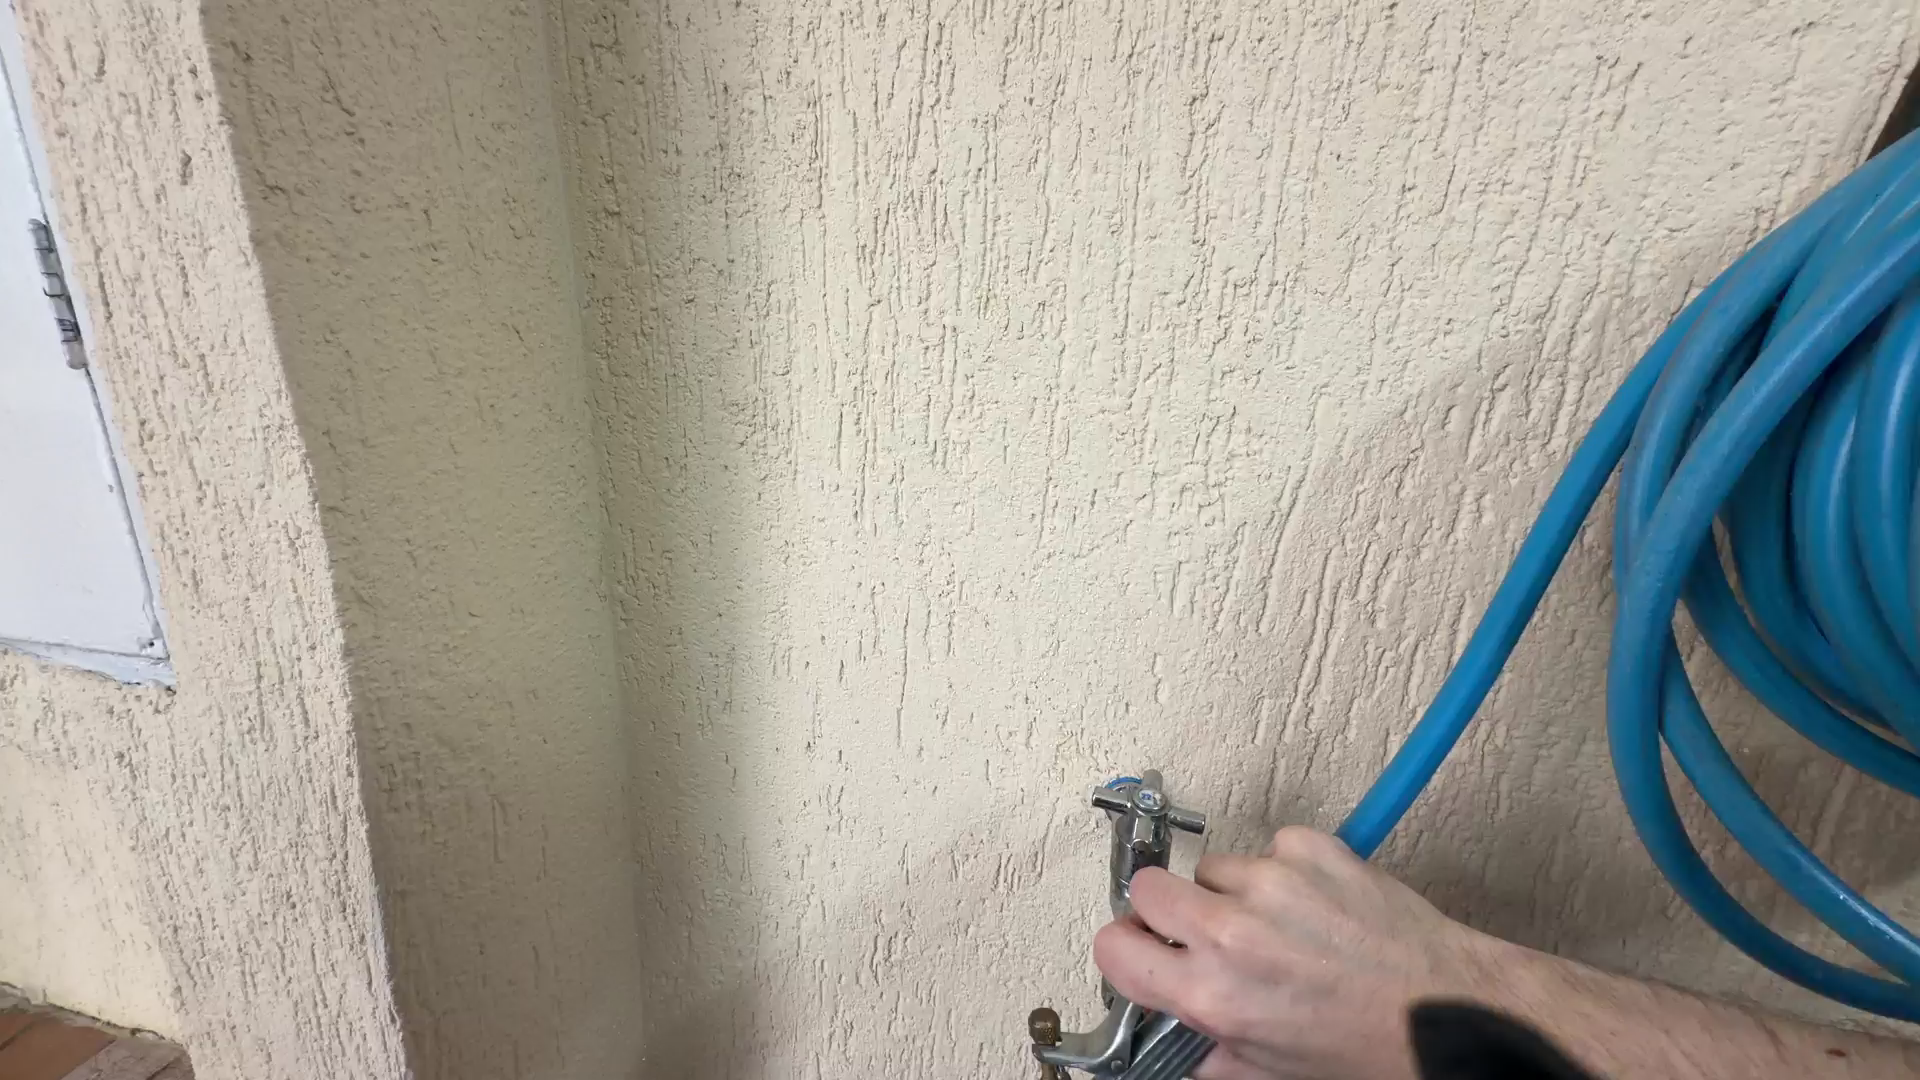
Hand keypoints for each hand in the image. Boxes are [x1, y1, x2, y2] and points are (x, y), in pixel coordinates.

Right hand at [1093, 827, 1501, 1079]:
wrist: (1457, 1012)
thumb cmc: (1376, 1051)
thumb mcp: (1281, 1070)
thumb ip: (1216, 1055)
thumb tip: (1182, 1048)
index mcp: (1216, 996)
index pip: (1115, 948)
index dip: (1124, 949)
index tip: (1138, 949)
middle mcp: (1231, 932)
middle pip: (1147, 886)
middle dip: (1166, 907)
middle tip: (1202, 928)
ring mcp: (1269, 881)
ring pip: (1212, 866)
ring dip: (1232, 891)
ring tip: (1281, 924)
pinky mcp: (1305, 847)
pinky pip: (1267, 848)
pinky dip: (1284, 871)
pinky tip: (1316, 903)